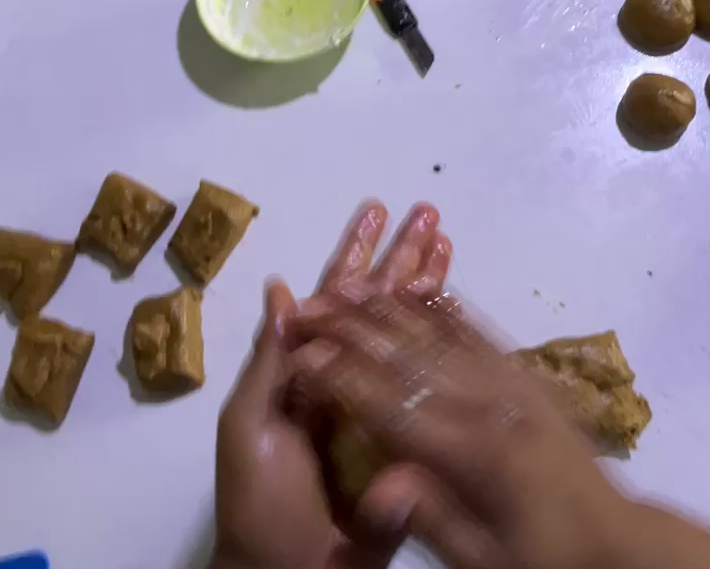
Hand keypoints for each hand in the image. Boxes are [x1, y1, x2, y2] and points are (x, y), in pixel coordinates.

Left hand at [211, 202, 452, 568]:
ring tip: (447, 238)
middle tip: (427, 212)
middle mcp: (349, 369)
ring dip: (427, 282)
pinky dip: (445, 338)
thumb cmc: (260, 497)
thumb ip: (271, 359)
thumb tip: (282, 287)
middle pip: (378, 300)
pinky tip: (459, 307)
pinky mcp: (411, 429)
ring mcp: (382, 397)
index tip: (377, 211)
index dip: (357, 251)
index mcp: (310, 363)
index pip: (337, 294)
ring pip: (408, 327)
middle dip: (402, 254)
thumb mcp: (250, 424)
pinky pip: (429, 377)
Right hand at [288, 293, 635, 568]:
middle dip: (353, 327)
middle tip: (309, 307)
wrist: (617, 540)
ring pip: (437, 332)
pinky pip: (476, 329)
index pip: (393, 405)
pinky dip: (440, 304)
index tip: (301, 354)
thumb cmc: (541, 559)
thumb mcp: (486, 562)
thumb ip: (431, 517)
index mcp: (476, 454)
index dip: (343, 377)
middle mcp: (491, 403)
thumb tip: (374, 485)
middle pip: (408, 355)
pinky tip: (416, 285)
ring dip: (388, 305)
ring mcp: (510, 380)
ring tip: (349, 283)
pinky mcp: (524, 372)